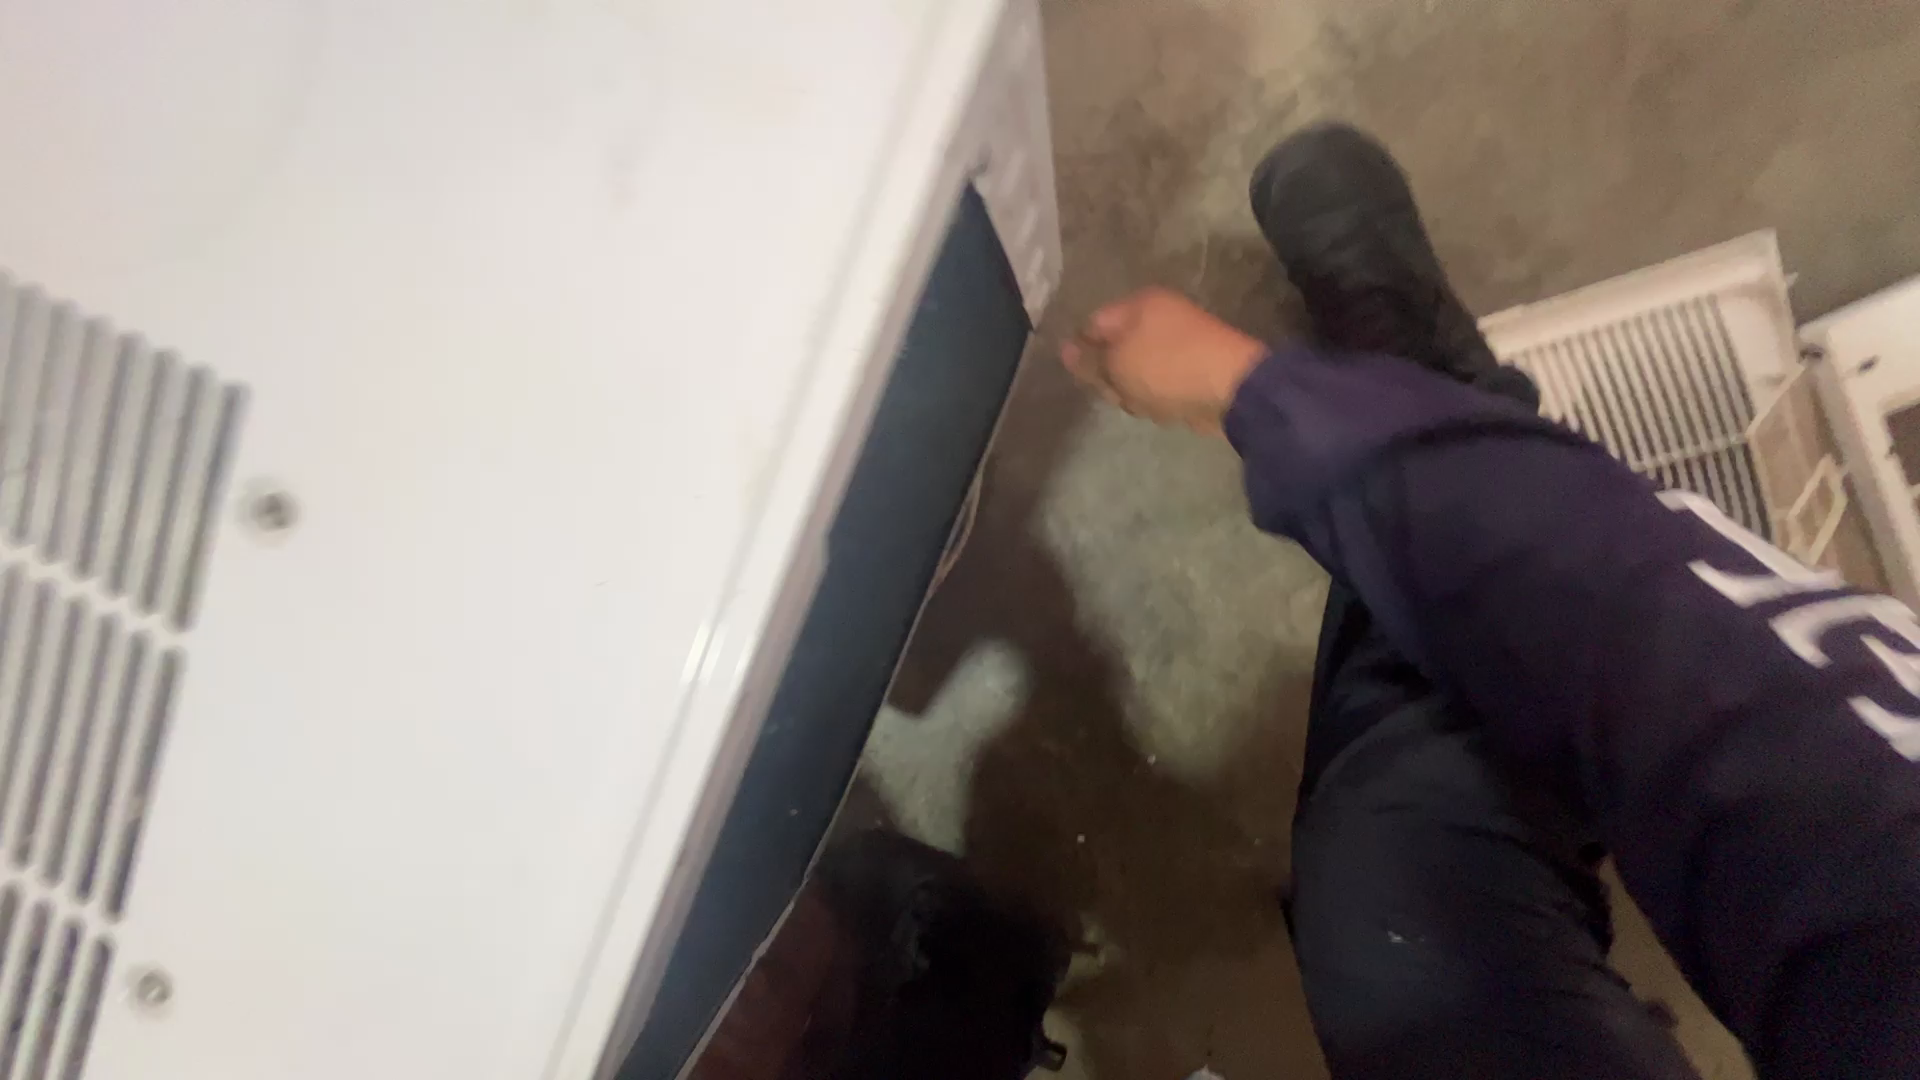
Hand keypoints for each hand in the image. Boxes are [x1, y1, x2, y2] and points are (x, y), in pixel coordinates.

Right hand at [1060, 287, 1267, 435]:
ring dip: (1133, 393)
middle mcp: (1157, 318)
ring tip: (1148, 401)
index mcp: (1138, 305)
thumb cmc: (1165, 368)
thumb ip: (1087, 359)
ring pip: (1134, 374)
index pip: (1092, 326)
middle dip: (1112, 378)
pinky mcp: (1190, 370)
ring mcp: (1176, 344)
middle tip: (1121, 391)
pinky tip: (1165, 408)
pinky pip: (1158, 385)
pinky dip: (1156, 398)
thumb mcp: (1115, 365)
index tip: (1088, 379)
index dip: (1084, 354)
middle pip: (1113, 352)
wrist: (1230, 389)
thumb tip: (1063, 348)